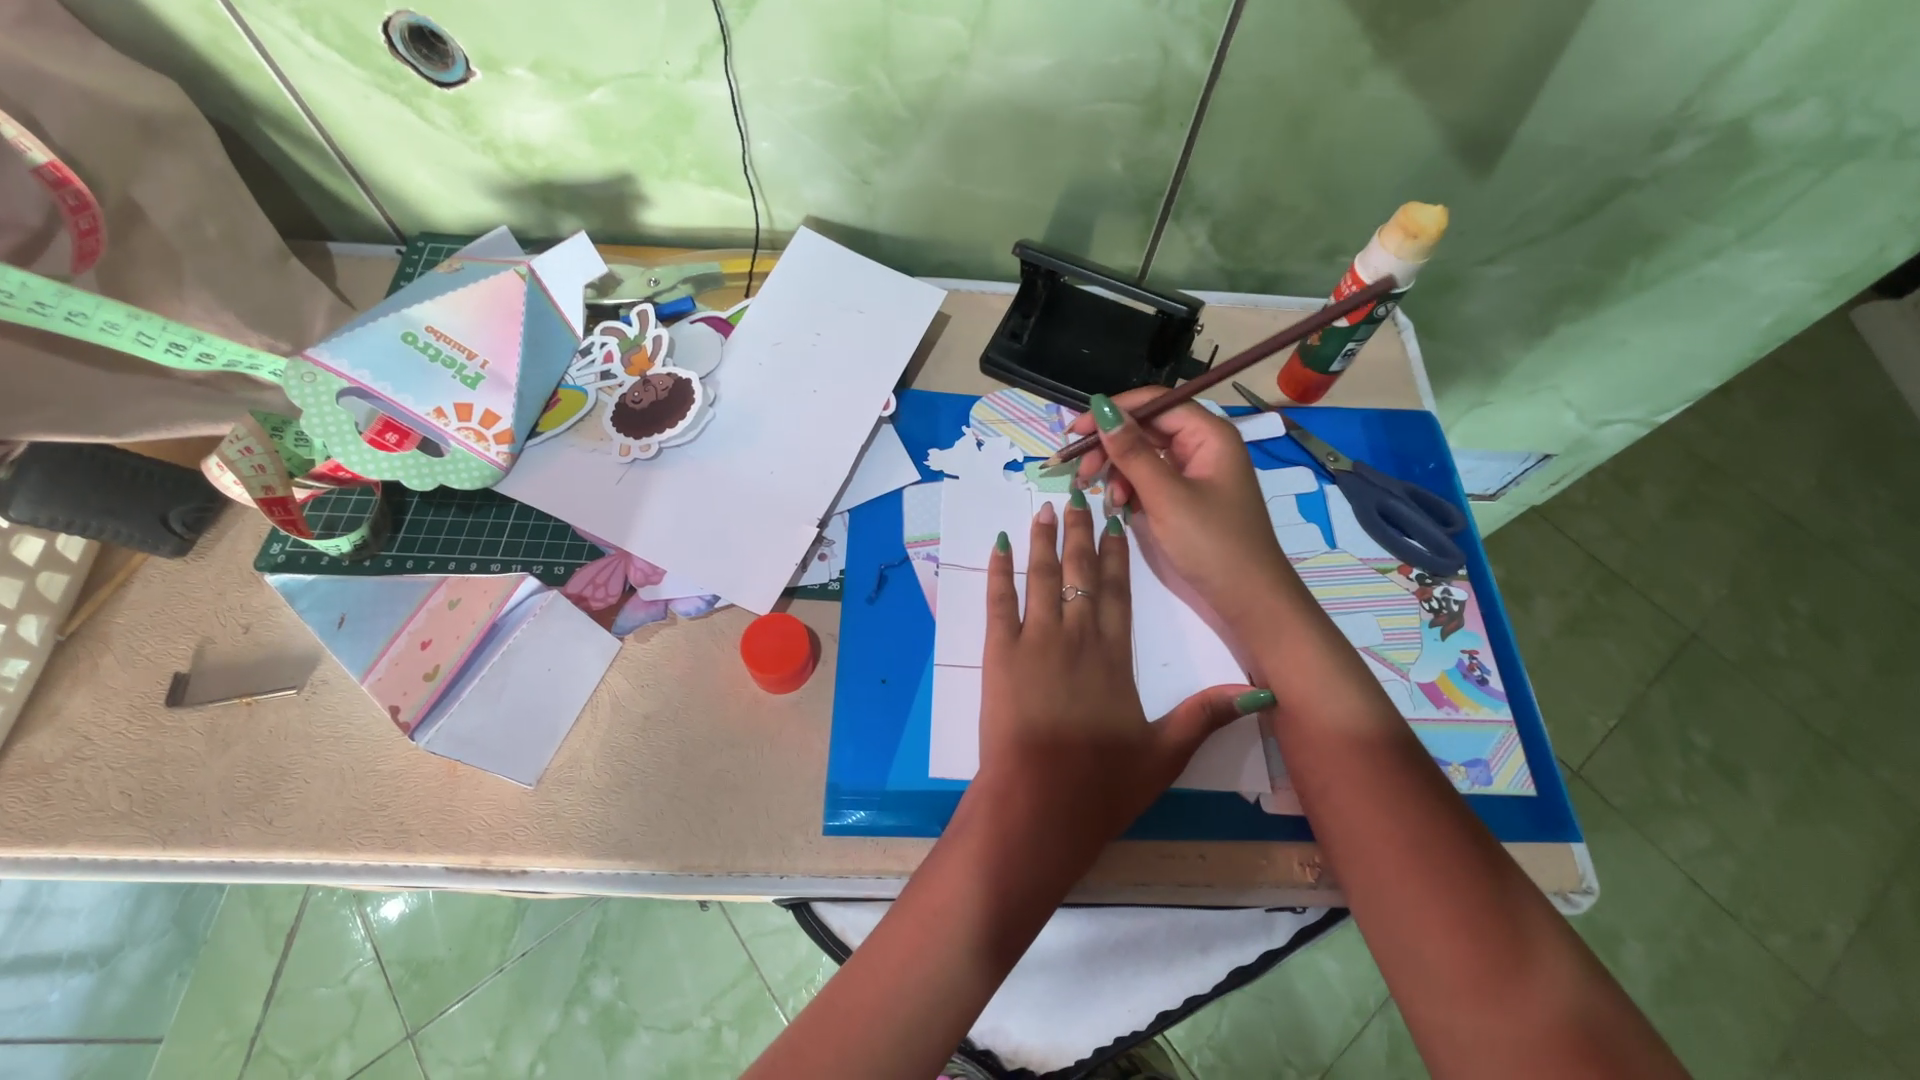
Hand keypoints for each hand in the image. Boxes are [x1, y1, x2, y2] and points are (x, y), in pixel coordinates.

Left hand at [974, 485, 1270, 849]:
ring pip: (1043, 577)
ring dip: (1044, 541)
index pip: (1118, 591)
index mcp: (1115, 656)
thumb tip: (1263, 691)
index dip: (1116, 553)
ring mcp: (1035, 642)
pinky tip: (998, 545)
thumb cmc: (1100, 785)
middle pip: (1080, 573)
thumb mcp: (1164, 754)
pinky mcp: (998, 655)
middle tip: (1079, 496)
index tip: (1115, 520)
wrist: (1038, 804)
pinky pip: (999, 601)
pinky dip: (999, 571)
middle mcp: (1077, 637)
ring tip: (1045, 509)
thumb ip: (1207, 715)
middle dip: (1081, 532)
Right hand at [1066, 388, 1294, 632]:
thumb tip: (1101, 409)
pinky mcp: (1186, 499)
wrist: (1247, 598)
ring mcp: (1195, 474)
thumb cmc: (1212, 543)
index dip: (1114, 412)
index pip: (1155, 403)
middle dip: (1111, 447)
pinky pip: (1150, 481)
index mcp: (1209, 435)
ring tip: (1103, 496)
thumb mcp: (1166, 496)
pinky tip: (1119, 507)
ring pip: (1145, 456)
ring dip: (1118, 471)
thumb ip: (1131, 452)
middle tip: (1081, 472)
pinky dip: (1130, 490)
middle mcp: (1203, 447)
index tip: (1076, 430)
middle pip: (1147, 429)